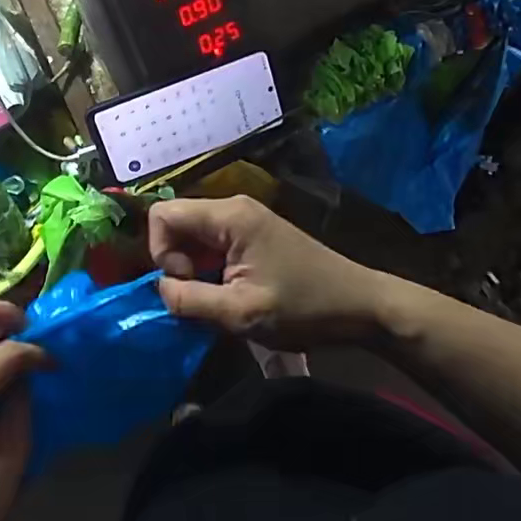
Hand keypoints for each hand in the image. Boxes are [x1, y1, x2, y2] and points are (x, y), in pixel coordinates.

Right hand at [147, 196, 383, 350]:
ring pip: (191, 235)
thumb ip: (190, 300)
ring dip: (192, 268)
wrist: (361, 306)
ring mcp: (243, 219)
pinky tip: (228, 292)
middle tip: (201, 294)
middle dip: (175, 261)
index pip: (162, 215)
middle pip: (175, 223)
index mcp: (229, 216)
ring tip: (216, 297)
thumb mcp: (241, 313)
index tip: (187, 282)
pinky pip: (210, 243)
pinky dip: (208, 267)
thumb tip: (159, 289)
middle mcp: (232, 208)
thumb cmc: (304, 308)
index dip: (161, 251)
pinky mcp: (252, 234)